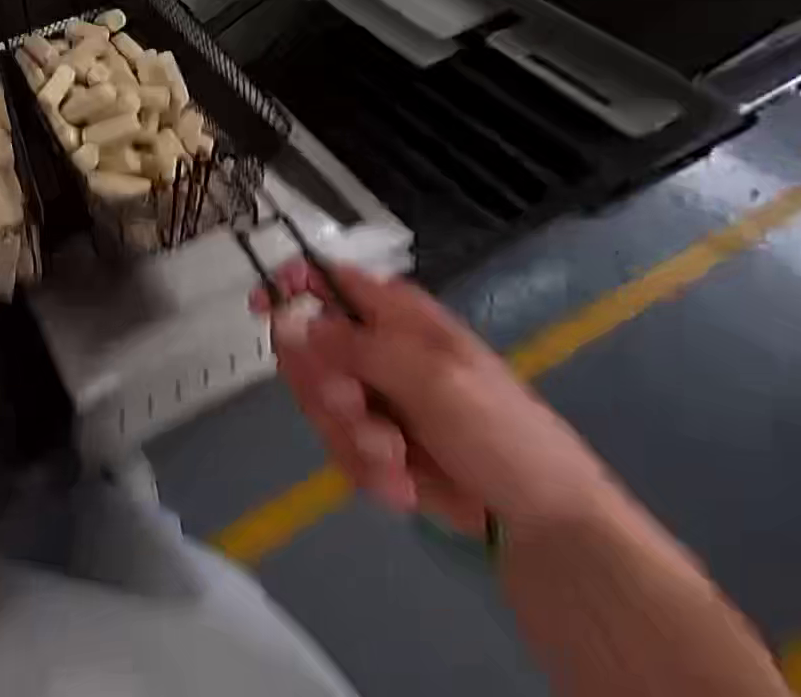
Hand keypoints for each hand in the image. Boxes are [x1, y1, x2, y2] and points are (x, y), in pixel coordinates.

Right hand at [250, 261, 614, 532]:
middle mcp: (373, 350)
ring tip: (397, 458)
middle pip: (305, 347)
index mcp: (395, 317)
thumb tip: (294, 321)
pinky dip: (365, 468)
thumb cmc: (500, 433)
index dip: (289, 284)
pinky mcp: (366, 439)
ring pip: (315, 401)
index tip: (264, 309)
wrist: (537, 521)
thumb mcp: (434, 378)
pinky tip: (404, 481)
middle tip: (357, 408)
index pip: (326, 279)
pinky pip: (333, 444)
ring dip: (351, 437)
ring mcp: (368, 397)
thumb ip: (360, 346)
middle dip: (324, 387)